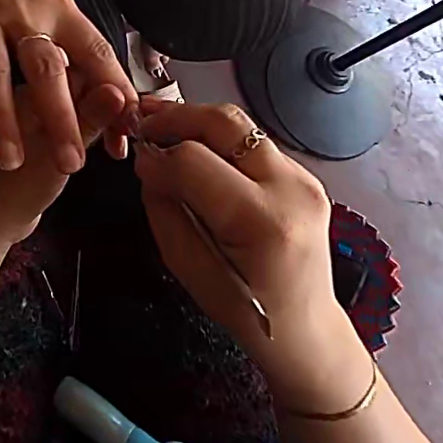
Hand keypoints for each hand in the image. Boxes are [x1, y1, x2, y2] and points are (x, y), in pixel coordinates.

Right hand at [0, 0, 135, 174]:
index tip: (124, 137)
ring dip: (1, 119)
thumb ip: (65, 28)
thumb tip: (88, 73)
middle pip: (48, 71)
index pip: (95, 55)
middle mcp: (27, 14)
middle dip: (61, 119)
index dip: (112, 96)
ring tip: (8, 161)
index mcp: (60, 6)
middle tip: (71, 163)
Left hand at [0, 82, 129, 247]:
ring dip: (106, 118)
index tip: (134, 110)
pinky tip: (107, 146)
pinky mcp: (44, 133)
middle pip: (84, 83)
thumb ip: (87, 118)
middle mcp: (34, 95)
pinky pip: (76, 121)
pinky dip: (95, 131)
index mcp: (32, 90)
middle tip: (130, 128)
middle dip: (112, 102)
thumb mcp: (58, 152)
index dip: (113, 86)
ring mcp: (39, 113)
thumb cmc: (14, 189)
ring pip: (82, 102)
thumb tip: (118, 90)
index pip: (80, 69)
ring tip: (121, 141)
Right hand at [131, 99, 371, 411]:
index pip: (193, 160)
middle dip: (174, 117)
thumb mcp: (186, 266)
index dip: (156, 155)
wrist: (305, 325)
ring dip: (194, 122)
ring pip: (236, 123)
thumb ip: (163, 208)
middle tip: (143, 123)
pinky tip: (192, 149)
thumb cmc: (243, 307)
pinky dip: (214, 138)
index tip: (138, 161)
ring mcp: (302, 178)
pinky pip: (248, 140)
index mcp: (262, 222)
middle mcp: (290, 189)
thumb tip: (149, 161)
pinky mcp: (301, 174)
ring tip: (161, 128)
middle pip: (222, 122)